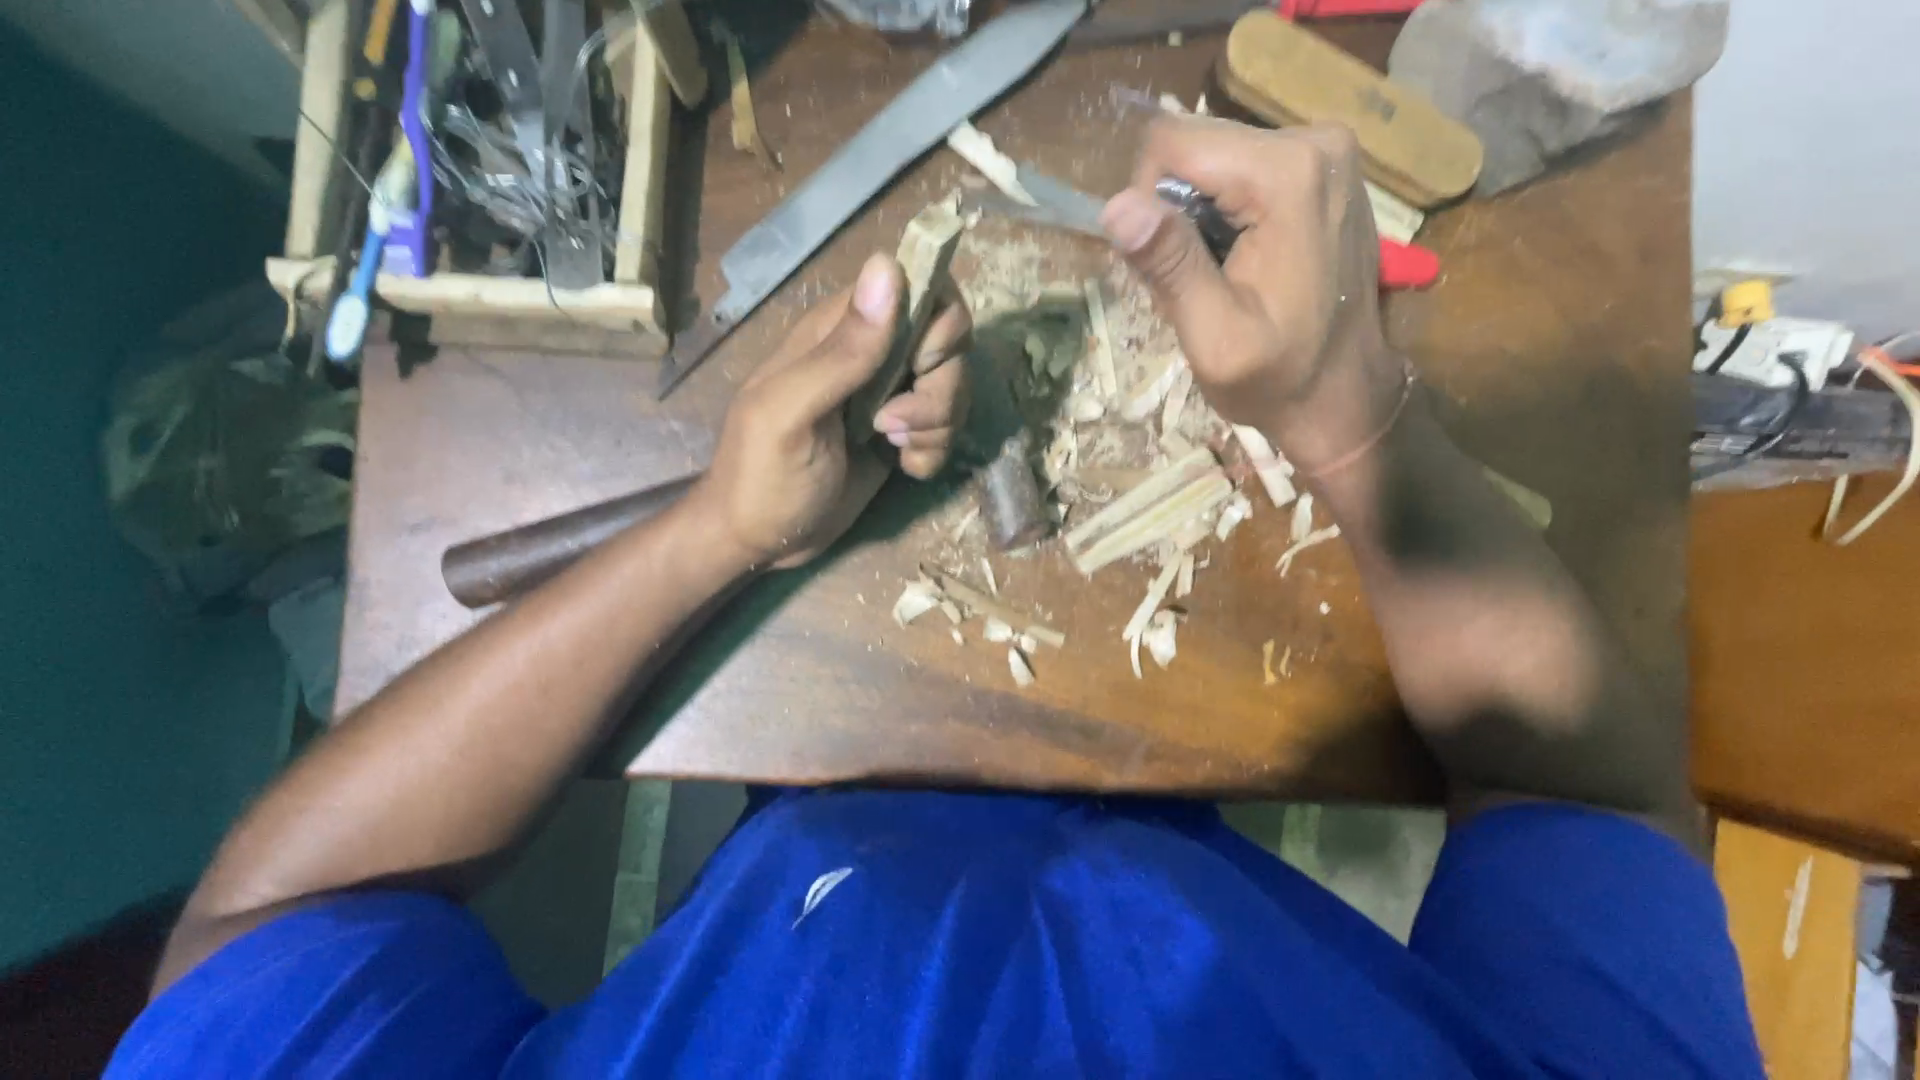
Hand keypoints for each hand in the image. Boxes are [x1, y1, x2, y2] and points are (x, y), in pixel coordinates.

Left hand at [696, 254, 971, 569]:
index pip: (919, 284)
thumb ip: (841, 349)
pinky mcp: (904, 431)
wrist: (762, 541)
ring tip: (894, 450)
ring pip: (954, 386)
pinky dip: (935, 450)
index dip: (936, 320)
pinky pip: (947, 426)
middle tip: (894, 426)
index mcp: (840, 329)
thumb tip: (889, 267)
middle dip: (940, 388)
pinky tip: (905, 468)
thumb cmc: (762, 474)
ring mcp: (891, 393)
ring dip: (937, 425)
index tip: (921, 363)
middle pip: (951, 340)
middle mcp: (874, 352)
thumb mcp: (791, 413)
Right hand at [1101, 117, 1405, 471]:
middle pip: (1195, 145)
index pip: (1170, 142)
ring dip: (1199, 215)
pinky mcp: (1326, 165)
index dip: (1147, 201)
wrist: (1344, 396)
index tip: (1167, 264)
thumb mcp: (1213, 335)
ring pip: (1215, 157)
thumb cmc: (1277, 376)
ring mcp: (1327, 149)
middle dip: (1175, 210)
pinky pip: (1245, 168)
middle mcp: (1314, 140)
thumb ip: (1169, 266)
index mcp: (1287, 174)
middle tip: (1195, 279)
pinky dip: (1227, 212)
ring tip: (1220, 275)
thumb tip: (1116, 206)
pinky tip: (1243, 260)